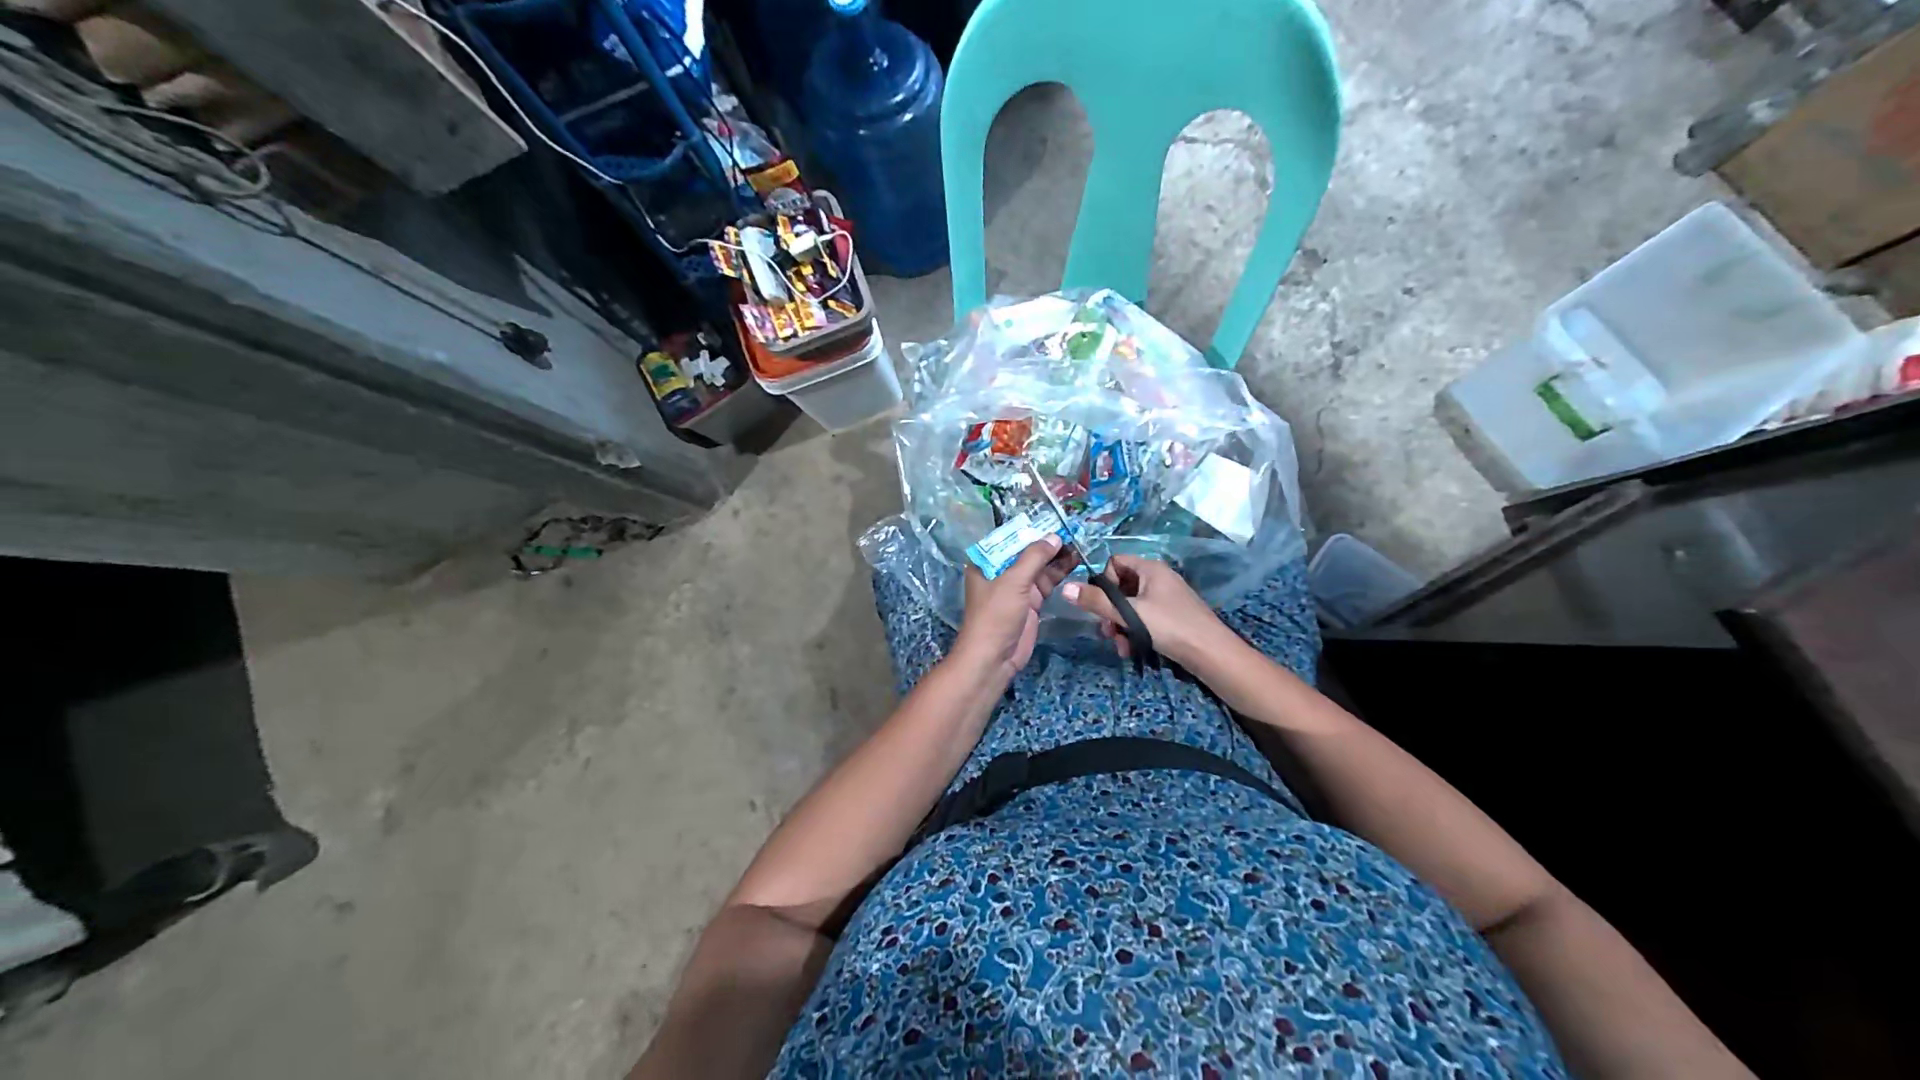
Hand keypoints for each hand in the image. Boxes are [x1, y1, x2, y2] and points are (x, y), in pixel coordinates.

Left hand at [952, 535, 1073, 679]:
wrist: (994, 658)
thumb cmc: (996, 614)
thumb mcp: (1014, 581)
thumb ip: (1034, 557)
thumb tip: (1054, 536)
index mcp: (986, 563)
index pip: (1008, 539)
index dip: (1029, 529)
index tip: (1052, 518)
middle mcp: (1000, 572)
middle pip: (1026, 552)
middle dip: (1047, 543)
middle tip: (1071, 530)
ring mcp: (1016, 588)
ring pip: (1039, 567)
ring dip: (1056, 557)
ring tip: (1078, 543)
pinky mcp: (1030, 602)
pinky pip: (1046, 583)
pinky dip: (1059, 573)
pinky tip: (1075, 562)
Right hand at [1063, 555, 1236, 668]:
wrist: (1211, 654)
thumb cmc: (1170, 626)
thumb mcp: (1129, 613)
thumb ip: (1096, 602)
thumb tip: (1065, 588)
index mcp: (1150, 568)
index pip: (1114, 562)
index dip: (1103, 581)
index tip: (1102, 604)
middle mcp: (1158, 578)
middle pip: (1121, 586)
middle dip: (1109, 611)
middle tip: (1108, 632)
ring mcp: (1166, 598)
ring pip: (1130, 606)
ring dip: (1120, 626)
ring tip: (1120, 646)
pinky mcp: (1171, 616)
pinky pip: (1143, 618)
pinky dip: (1134, 632)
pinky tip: (1131, 650)